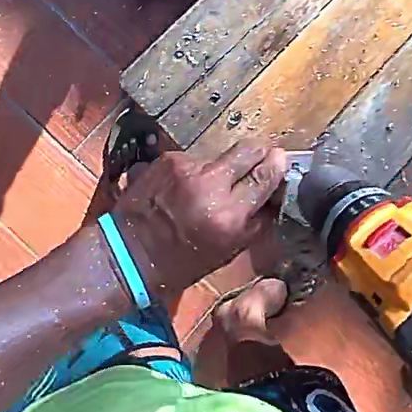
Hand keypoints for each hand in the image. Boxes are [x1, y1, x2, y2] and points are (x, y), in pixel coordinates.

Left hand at [107, 144, 288, 298]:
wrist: (129, 252)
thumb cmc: (183, 261)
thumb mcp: (229, 250)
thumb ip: (256, 220)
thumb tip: (276, 192)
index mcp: (229, 215)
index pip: (265, 176)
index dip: (276, 165)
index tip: (281, 159)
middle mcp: (210, 185)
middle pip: (247, 149)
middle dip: (256, 153)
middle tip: (258, 160)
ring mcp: (186, 167)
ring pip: (219, 154)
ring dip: (222, 167)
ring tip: (210, 187)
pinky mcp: (168, 159)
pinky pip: (194, 159)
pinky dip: (196, 170)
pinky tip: (186, 187)